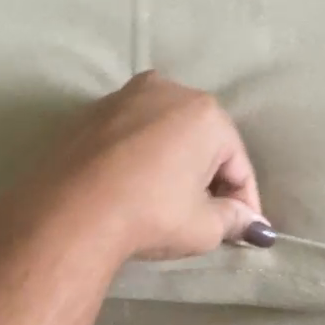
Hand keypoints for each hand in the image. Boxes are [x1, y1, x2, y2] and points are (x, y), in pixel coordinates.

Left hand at [20, 71, 270, 262]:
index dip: (246, 205)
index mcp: (206, 114)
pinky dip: (147, 160)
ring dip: (179, 167)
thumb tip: (251, 222)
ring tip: (174, 206)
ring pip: (168, 136)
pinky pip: (136, 137)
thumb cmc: (152, 215)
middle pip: (205, 143)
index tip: (245, 233)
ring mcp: (126, 95)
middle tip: (211, 220)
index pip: (239, 166)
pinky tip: (141, 191)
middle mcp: (169, 90)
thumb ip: (235, 220)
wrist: (73, 211)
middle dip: (213, 181)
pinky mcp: (93, 111)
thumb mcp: (205, 228)